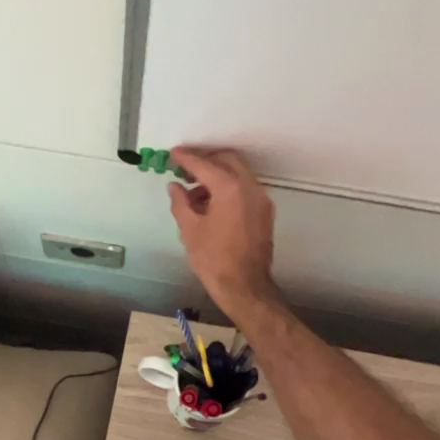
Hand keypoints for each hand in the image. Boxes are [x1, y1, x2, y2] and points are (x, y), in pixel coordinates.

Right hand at [167, 147, 278, 316]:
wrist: (244, 285)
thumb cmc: (213, 259)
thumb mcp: (190, 230)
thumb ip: (181, 203)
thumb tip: (175, 187)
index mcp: (230, 188)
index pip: (205, 165)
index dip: (187, 158)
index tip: (174, 154)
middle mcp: (250, 187)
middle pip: (228, 160)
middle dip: (207, 161)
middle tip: (186, 170)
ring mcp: (261, 199)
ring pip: (239, 173)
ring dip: (218, 175)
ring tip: (196, 193)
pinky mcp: (265, 212)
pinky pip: (246, 189)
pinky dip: (230, 188)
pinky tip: (213, 204)